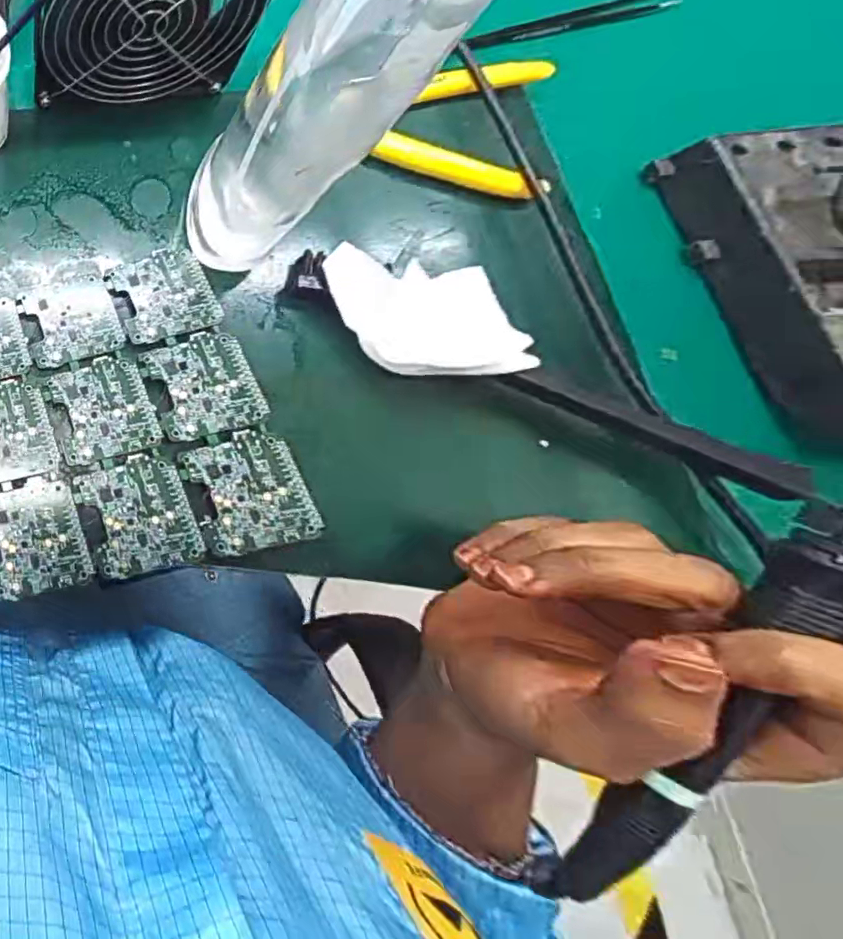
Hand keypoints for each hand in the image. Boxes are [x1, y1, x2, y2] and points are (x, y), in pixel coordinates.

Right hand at [372, 517, 842, 859]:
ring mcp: (648, 590)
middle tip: (518, 587)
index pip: (834, 674)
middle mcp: (716, 637)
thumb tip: (693, 660)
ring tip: (490, 578)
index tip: (672, 653)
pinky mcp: (589, 555)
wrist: (457, 676)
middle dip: (596, 573)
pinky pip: (570, 523)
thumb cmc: (525, 714)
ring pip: (630, 540)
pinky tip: (478, 562)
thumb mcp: (588, 740)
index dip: (782, 658)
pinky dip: (513, 535)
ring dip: (544, 551)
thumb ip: (653, 719)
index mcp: (752, 704)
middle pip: (701, 580)